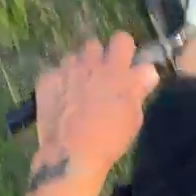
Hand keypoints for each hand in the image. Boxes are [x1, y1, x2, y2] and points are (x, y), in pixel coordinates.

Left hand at [33, 32, 159, 179]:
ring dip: (77, 69)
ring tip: (77, 90)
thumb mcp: (133, 117)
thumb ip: (139, 88)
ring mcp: (66, 69)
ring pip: (73, 57)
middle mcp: (90, 63)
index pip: (122, 38)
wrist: (70, 157)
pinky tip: (60, 101)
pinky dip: (58, 83)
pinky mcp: (47, 80)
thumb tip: (148, 69)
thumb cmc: (109, 140)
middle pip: (94, 44)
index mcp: (115, 70)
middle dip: (97, 57)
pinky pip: (55, 72)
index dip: (123, 49)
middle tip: (99, 78)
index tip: (123, 64)